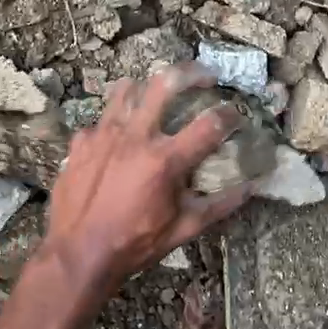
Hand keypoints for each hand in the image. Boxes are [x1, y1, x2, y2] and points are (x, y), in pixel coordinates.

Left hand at [40, 63, 251, 293]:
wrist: (77, 255)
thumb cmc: (134, 244)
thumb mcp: (183, 230)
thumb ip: (219, 205)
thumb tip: (250, 188)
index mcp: (164, 160)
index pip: (209, 124)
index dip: (229, 115)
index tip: (236, 114)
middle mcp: (135, 137)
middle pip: (166, 83)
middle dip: (192, 73)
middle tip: (205, 75)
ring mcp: (103, 134)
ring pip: (128, 89)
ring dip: (147, 87)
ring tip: (157, 93)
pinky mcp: (81, 141)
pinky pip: (101, 119)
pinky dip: (115, 122)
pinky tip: (119, 137)